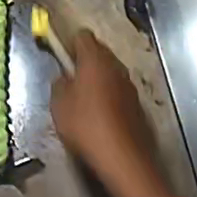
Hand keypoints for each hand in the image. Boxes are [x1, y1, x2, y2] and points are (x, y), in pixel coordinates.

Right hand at [51, 30, 166, 196]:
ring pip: (110, 71)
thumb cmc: (86, 126)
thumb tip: (65, 78)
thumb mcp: (58, 104)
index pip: (82, 35)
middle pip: (98, 51)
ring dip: (98, 79)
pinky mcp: (138, 104)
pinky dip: (110, 96)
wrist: (124, 160)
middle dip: (84, 61)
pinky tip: (102, 118)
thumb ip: (59, 83)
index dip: (69, 44)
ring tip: (85, 102)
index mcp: (95, 58)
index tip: (61, 58)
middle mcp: (115, 65)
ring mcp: (129, 84)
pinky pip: (119, 90)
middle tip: (70, 80)